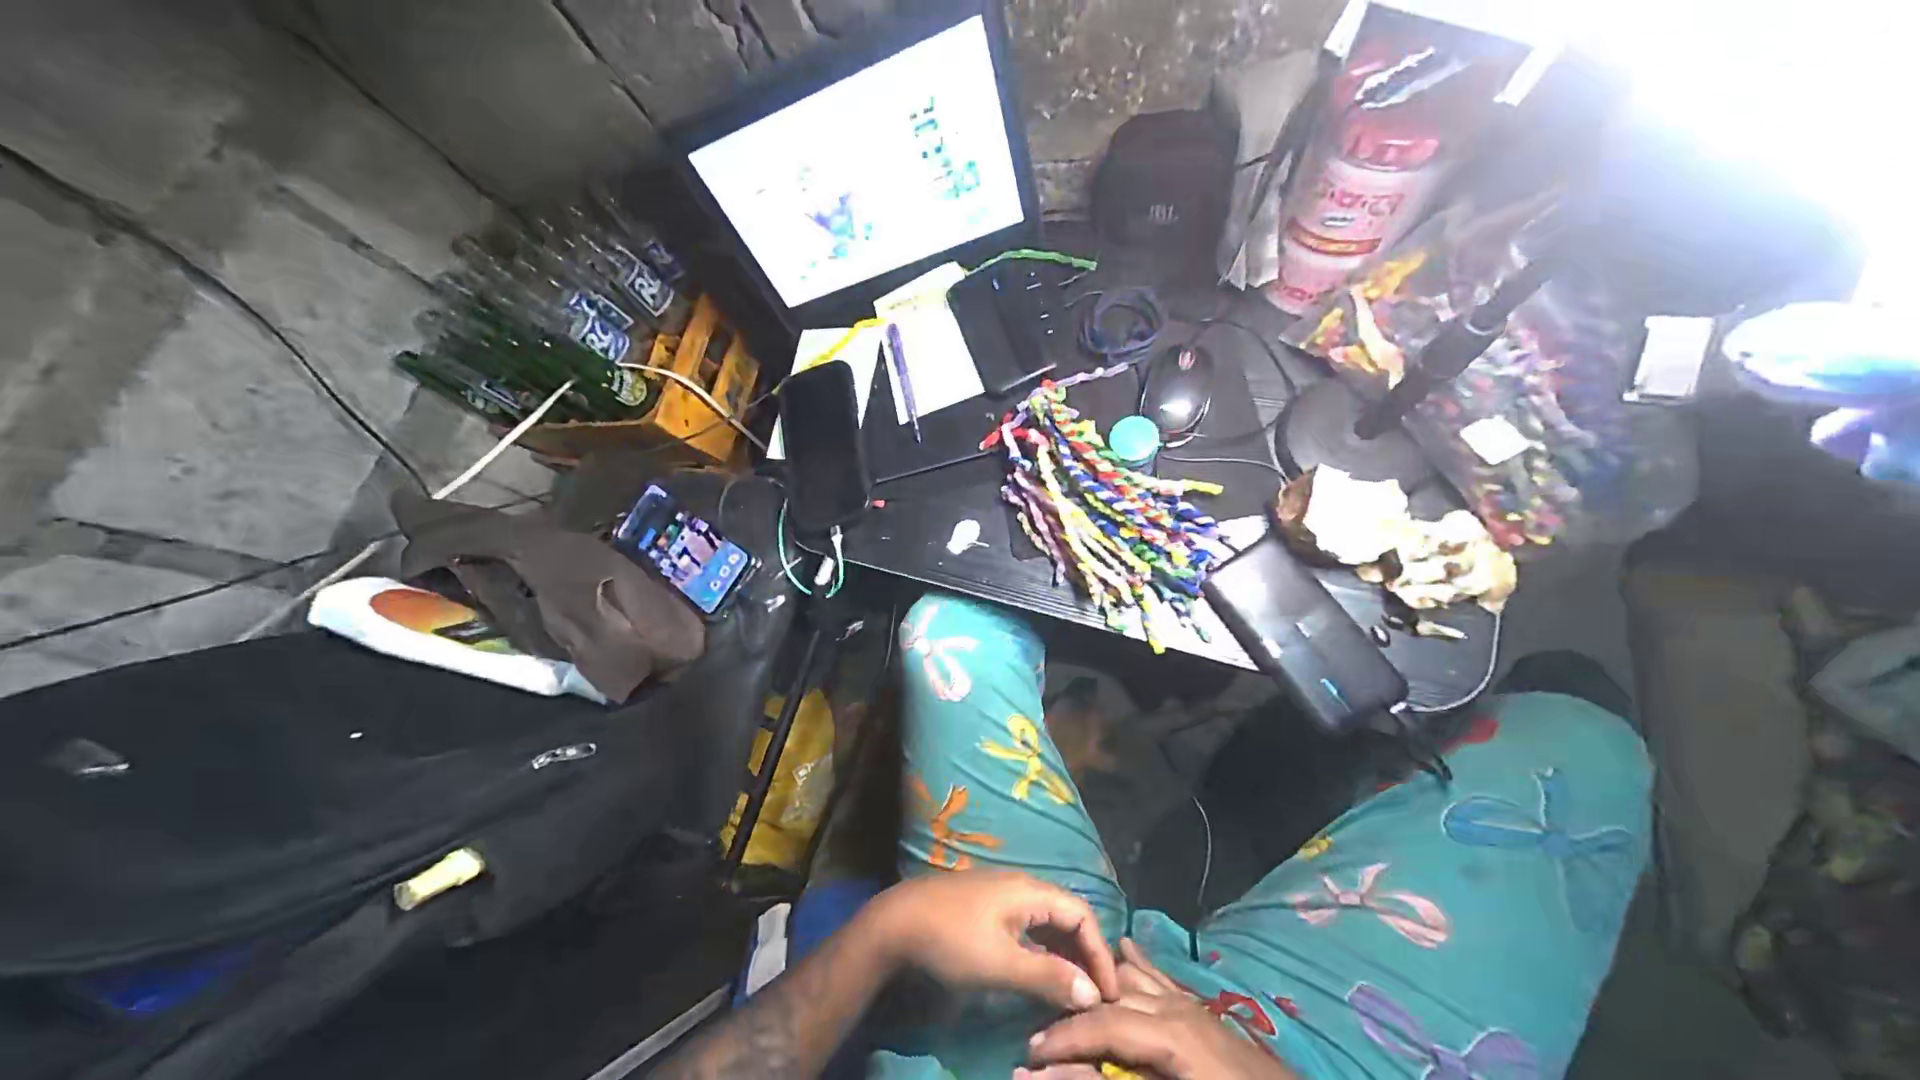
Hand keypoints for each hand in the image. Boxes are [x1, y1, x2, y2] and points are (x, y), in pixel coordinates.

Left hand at [860, 870, 1119, 1011]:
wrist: (896, 923)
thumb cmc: (952, 940)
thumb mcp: (1001, 964)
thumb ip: (1048, 977)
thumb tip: (1093, 993)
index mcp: (1030, 891)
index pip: (1082, 914)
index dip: (1100, 952)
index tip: (1110, 992)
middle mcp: (1022, 887)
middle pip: (1067, 915)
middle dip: (1086, 954)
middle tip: (1097, 996)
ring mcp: (1003, 896)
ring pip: (1048, 923)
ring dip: (1065, 955)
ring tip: (1076, 992)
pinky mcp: (988, 909)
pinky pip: (1030, 928)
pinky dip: (1044, 952)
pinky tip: (1043, 977)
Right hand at [1021, 940, 1299, 1079]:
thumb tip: (1049, 1073)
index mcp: (1171, 1033)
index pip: (1102, 1024)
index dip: (1063, 1040)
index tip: (1027, 1058)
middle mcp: (1177, 1009)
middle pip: (1112, 1000)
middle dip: (1074, 1018)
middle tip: (1041, 1040)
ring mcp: (1192, 1006)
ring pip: (1133, 980)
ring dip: (1100, 988)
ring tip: (1068, 997)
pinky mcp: (1203, 1012)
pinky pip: (1164, 978)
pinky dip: (1139, 964)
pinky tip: (1125, 948)